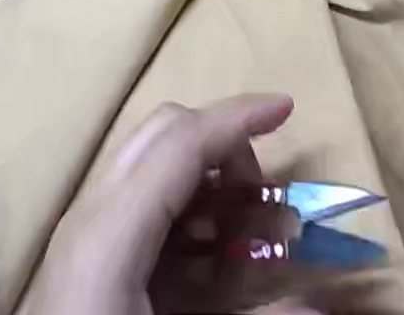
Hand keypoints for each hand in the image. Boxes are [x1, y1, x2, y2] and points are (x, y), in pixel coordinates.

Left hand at [30, 94, 317, 314]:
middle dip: (224, 144)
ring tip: (249, 230)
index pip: (181, 141)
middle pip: (164, 134)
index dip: (237, 118)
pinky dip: (186, 206)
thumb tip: (318, 303)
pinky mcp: (86, 250)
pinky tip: (211, 255)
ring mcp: (84, 228)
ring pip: (153, 161)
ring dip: (207, 175)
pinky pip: (143, 199)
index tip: (286, 107)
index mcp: (110, 228)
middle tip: (269, 198)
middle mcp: (92, 211)